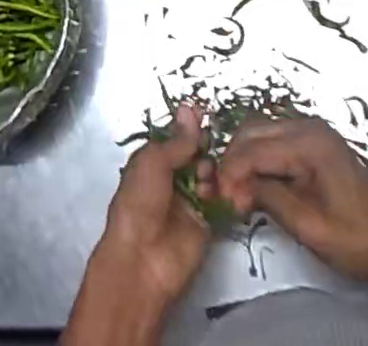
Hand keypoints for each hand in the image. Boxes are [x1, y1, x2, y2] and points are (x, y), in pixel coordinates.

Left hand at [63, 106, 210, 344]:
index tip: (205, 108)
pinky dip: (227, 192)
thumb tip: (189, 109)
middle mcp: (172, 176)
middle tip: (210, 143)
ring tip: (207, 176)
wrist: (144, 258)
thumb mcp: (153, 162)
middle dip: (204, 146)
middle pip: (197, 153)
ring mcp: (190, 198)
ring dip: (213, 170)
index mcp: (153, 159)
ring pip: (211, 173)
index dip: (189, 124)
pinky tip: (228, 188)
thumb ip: (177, 140)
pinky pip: (222, 199)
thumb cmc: (139, 203)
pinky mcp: (208, 220)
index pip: (176, 136)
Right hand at [216, 117, 367, 313]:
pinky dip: (258, 159)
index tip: (221, 201)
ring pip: (258, 133)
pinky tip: (254, 184)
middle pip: (251, 132)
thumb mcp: (309, 227)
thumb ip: (267, 198)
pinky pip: (273, 141)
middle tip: (226, 198)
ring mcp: (311, 131)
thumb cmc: (361, 242)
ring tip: (238, 194)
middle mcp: (308, 126)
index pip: (253, 149)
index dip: (231, 174)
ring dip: (243, 160)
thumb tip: (234, 188)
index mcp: (310, 143)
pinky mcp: (313, 141)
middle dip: (233, 163)